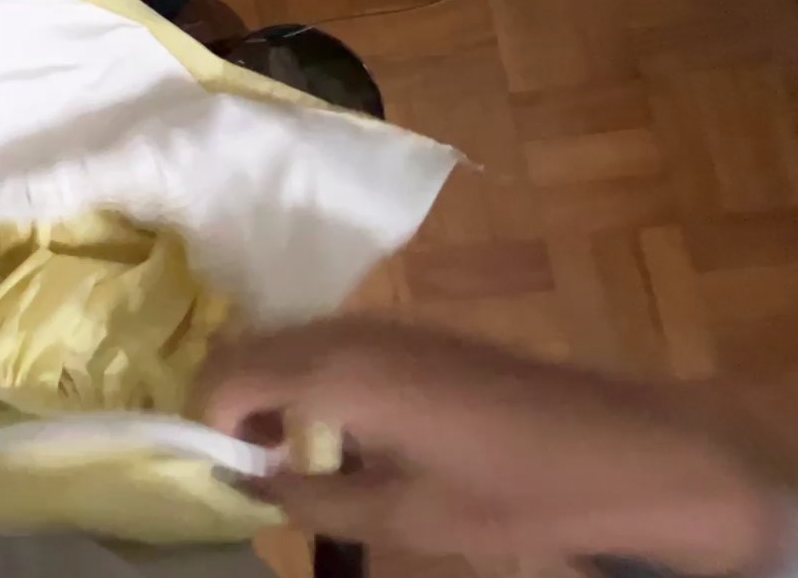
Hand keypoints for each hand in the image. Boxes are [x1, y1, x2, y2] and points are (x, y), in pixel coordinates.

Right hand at [197, 319, 785, 574]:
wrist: (633, 447)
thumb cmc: (515, 490)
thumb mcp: (407, 518)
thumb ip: (309, 499)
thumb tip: (245, 485)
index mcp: (329, 373)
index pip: (225, 377)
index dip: (207, 420)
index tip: (218, 466)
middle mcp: (332, 333)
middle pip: (238, 350)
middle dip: (226, 401)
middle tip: (245, 459)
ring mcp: (362, 323)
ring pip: (271, 341)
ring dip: (259, 386)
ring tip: (283, 447)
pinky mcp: (389, 328)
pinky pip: (309, 341)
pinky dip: (294, 375)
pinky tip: (330, 422)